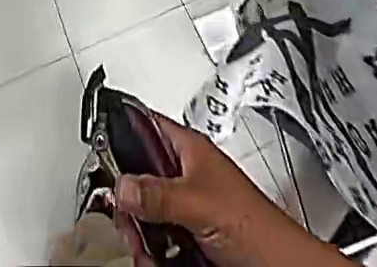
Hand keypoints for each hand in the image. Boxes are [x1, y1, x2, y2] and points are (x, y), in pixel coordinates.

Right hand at [114, 114, 334, 266]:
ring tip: (144, 244)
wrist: (274, 262)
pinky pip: (154, 233)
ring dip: (138, 229)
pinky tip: (153, 257)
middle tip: (127, 217)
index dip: (125, 126)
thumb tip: (124, 184)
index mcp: (189, 149)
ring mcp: (185, 201)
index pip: (149, 123)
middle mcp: (185, 171)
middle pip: (140, 173)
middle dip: (129, 198)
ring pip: (144, 207)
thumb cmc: (253, 221)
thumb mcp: (198, 201)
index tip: (102, 139)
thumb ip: (159, 192)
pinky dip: (149, 247)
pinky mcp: (185, 229)